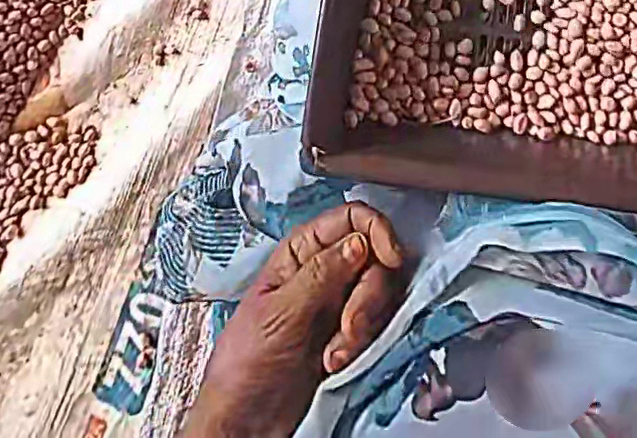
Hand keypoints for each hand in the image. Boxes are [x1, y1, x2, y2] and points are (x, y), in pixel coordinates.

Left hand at [183, 203, 404, 436]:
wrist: (245, 421)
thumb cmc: (247, 360)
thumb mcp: (280, 313)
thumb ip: (321, 274)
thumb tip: (360, 241)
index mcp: (302, 249)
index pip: (351, 218)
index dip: (376, 230)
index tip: (391, 258)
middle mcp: (326, 267)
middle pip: (374, 257)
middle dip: (368, 296)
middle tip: (348, 327)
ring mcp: (340, 301)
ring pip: (379, 292)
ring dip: (365, 325)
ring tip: (334, 352)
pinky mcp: (350, 333)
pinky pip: (376, 325)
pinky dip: (364, 345)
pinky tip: (336, 361)